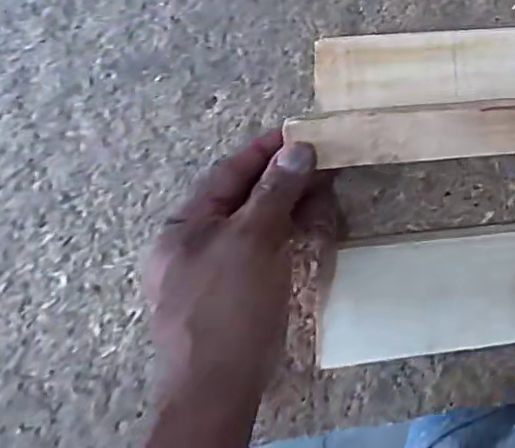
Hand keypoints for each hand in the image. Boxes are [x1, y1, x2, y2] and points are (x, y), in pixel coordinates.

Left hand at [142, 131, 335, 446]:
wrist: (220, 384)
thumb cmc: (228, 306)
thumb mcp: (252, 240)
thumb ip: (275, 190)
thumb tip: (299, 148)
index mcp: (184, 228)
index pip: (228, 172)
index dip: (266, 149)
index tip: (305, 131)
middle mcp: (197, 241)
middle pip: (247, 192)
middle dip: (288, 174)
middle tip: (329, 160)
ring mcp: (220, 262)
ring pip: (263, 214)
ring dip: (296, 198)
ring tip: (329, 190)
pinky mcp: (242, 281)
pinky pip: (270, 238)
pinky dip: (294, 223)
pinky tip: (317, 220)